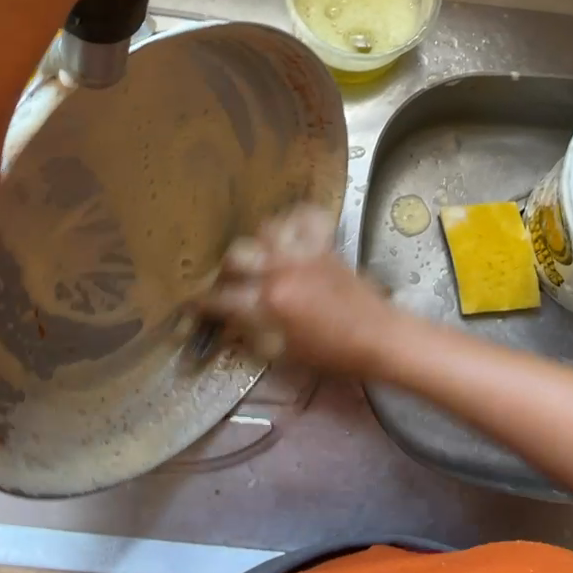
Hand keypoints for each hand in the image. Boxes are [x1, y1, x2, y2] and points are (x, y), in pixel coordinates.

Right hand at [203, 206, 404, 375]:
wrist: (381, 338)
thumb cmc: (335, 355)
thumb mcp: (286, 355)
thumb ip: (253, 336)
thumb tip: (229, 328)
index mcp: (269, 302)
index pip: (222, 298)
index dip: (202, 303)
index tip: (191, 304)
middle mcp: (282, 270)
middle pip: (237, 254)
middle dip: (227, 269)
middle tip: (229, 280)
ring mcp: (304, 253)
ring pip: (266, 229)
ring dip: (259, 243)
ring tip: (261, 256)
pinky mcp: (325, 246)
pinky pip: (305, 218)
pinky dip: (295, 219)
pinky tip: (290, 232)